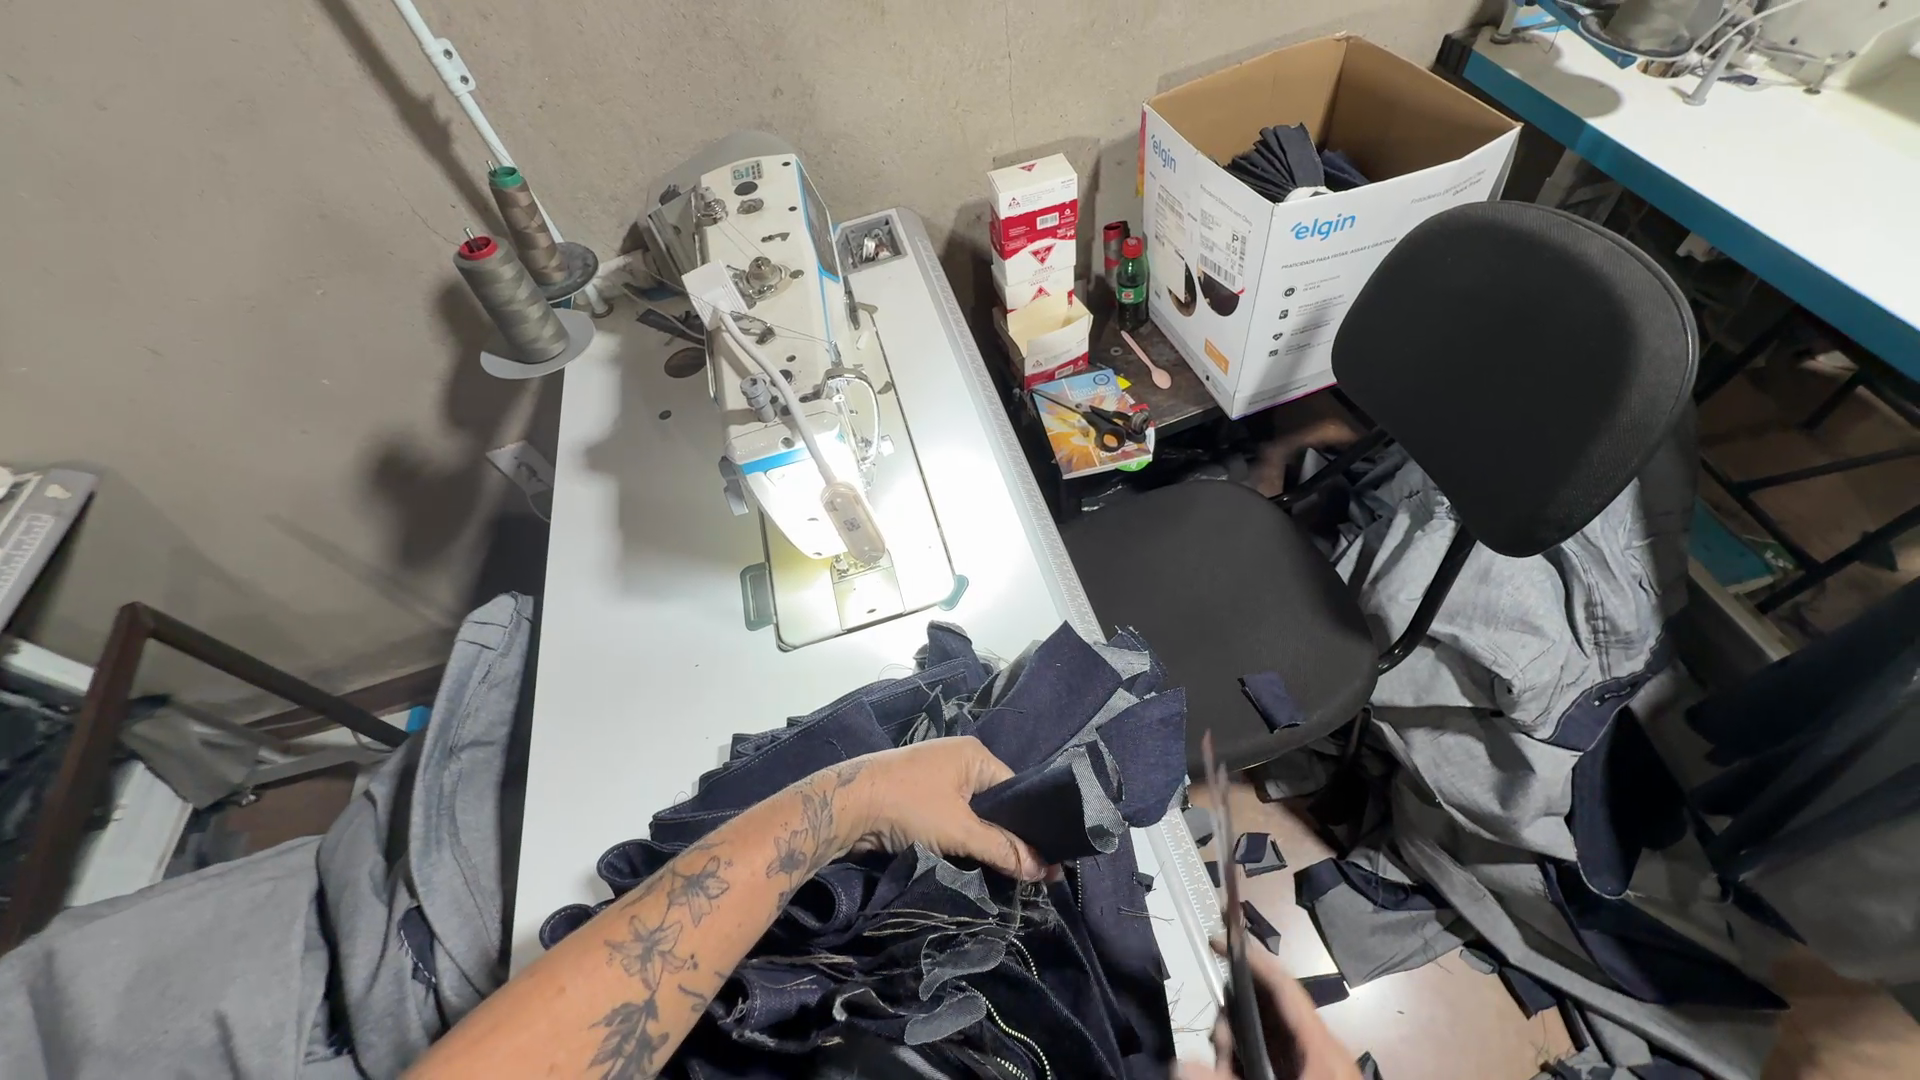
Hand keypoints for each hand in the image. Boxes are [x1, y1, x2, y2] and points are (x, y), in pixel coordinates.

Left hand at [838, 736, 1049, 881]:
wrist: (847, 806)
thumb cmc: (909, 807)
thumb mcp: (961, 831)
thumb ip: (1003, 850)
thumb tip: (1045, 871)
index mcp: (975, 755)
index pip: (1016, 791)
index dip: (1031, 827)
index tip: (1046, 862)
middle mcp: (959, 758)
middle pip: (995, 803)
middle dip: (1006, 836)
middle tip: (1027, 872)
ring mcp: (936, 775)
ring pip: (973, 813)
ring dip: (981, 840)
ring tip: (1001, 871)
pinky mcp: (918, 794)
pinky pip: (952, 817)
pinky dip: (960, 837)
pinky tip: (969, 860)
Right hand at [1180, 939, 1360, 1079]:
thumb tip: (1179, 1066)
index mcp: (1320, 1048)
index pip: (1284, 986)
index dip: (1252, 957)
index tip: (1218, 940)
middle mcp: (1318, 1051)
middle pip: (1267, 1012)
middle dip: (1233, 1022)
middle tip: (1216, 1050)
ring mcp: (1314, 1069)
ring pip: (1265, 1040)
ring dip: (1237, 1050)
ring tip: (1224, 1074)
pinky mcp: (1306, 1079)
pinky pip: (1271, 1060)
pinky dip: (1247, 1064)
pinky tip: (1232, 1076)